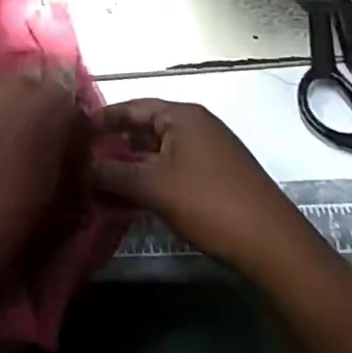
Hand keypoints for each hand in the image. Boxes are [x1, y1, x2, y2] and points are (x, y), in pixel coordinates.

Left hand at [0, 71, 84, 245]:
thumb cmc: (28, 204)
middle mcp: (25, 80)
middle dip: (29, 99)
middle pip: (31, 79)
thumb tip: (74, 132)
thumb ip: (76, 144)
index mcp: (59, 99)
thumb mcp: (71, 177)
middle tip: (22, 128)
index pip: (66, 80)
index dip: (59, 101)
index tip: (53, 119)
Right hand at [89, 99, 299, 267]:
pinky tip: (134, 199)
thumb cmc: (208, 202)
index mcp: (183, 116)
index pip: (133, 106)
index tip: (78, 128)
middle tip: (85, 158)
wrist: (273, 245)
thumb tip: (84, 168)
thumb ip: (113, 173)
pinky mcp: (218, 178)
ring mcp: (210, 153)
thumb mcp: (152, 186)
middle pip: (146, 129)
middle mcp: (198, 127)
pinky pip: (174, 170)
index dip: (104, 117)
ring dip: (132, 166)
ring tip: (102, 182)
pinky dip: (152, 180)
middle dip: (116, 144)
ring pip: (159, 152)